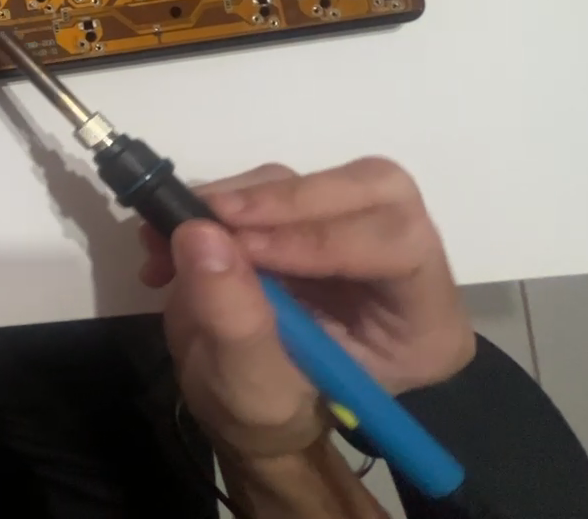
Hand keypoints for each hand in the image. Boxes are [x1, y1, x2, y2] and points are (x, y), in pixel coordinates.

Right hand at [138, 159, 475, 460]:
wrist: (229, 395)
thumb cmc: (258, 409)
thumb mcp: (247, 386)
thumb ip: (233, 319)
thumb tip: (200, 233)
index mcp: (420, 323)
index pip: (398, 245)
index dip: (318, 235)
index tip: (238, 246)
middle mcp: (395, 267)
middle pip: (370, 189)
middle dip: (281, 198)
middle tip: (209, 216)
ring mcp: (341, 234)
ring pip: (300, 179)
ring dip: (227, 201)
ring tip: (167, 241)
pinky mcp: (291, 217)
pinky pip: (252, 183)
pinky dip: (202, 202)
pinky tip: (168, 238)